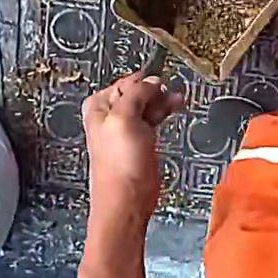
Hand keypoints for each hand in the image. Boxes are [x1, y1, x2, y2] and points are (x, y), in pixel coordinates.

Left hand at [82, 71, 182, 234]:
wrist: (127, 199)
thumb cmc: (119, 163)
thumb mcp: (124, 118)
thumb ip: (136, 94)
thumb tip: (151, 81)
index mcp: (99, 108)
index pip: (123, 83)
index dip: (142, 80)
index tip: (159, 78)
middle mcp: (111, 116)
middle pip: (136, 92)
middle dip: (155, 89)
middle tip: (170, 89)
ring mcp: (127, 128)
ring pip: (148, 103)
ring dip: (163, 99)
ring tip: (177, 98)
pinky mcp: (142, 140)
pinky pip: (154, 117)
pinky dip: (165, 110)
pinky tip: (176, 106)